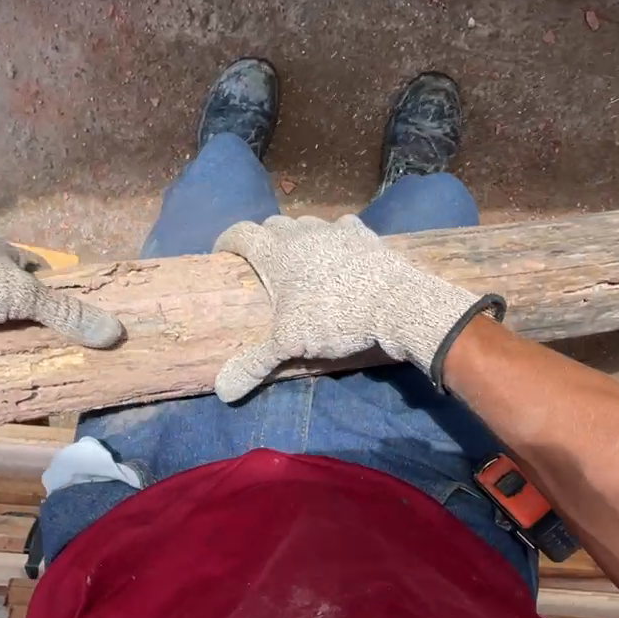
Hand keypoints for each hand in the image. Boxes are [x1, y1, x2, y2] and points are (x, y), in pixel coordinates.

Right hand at [212, 214, 503, 401]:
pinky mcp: (363, 235)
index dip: (226, 242)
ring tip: (298, 262)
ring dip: (296, 238)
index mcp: (277, 252)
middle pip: (272, 225)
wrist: (396, 305)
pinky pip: (339, 229)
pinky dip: (331, 240)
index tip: (222, 255)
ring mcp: (335, 230)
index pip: (241, 234)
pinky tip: (337, 258)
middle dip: (262, 240)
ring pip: (305, 224)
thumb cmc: (335, 320)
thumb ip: (254, 364)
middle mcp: (302, 233)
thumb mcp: (289, 346)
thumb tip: (222, 393)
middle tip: (261, 266)